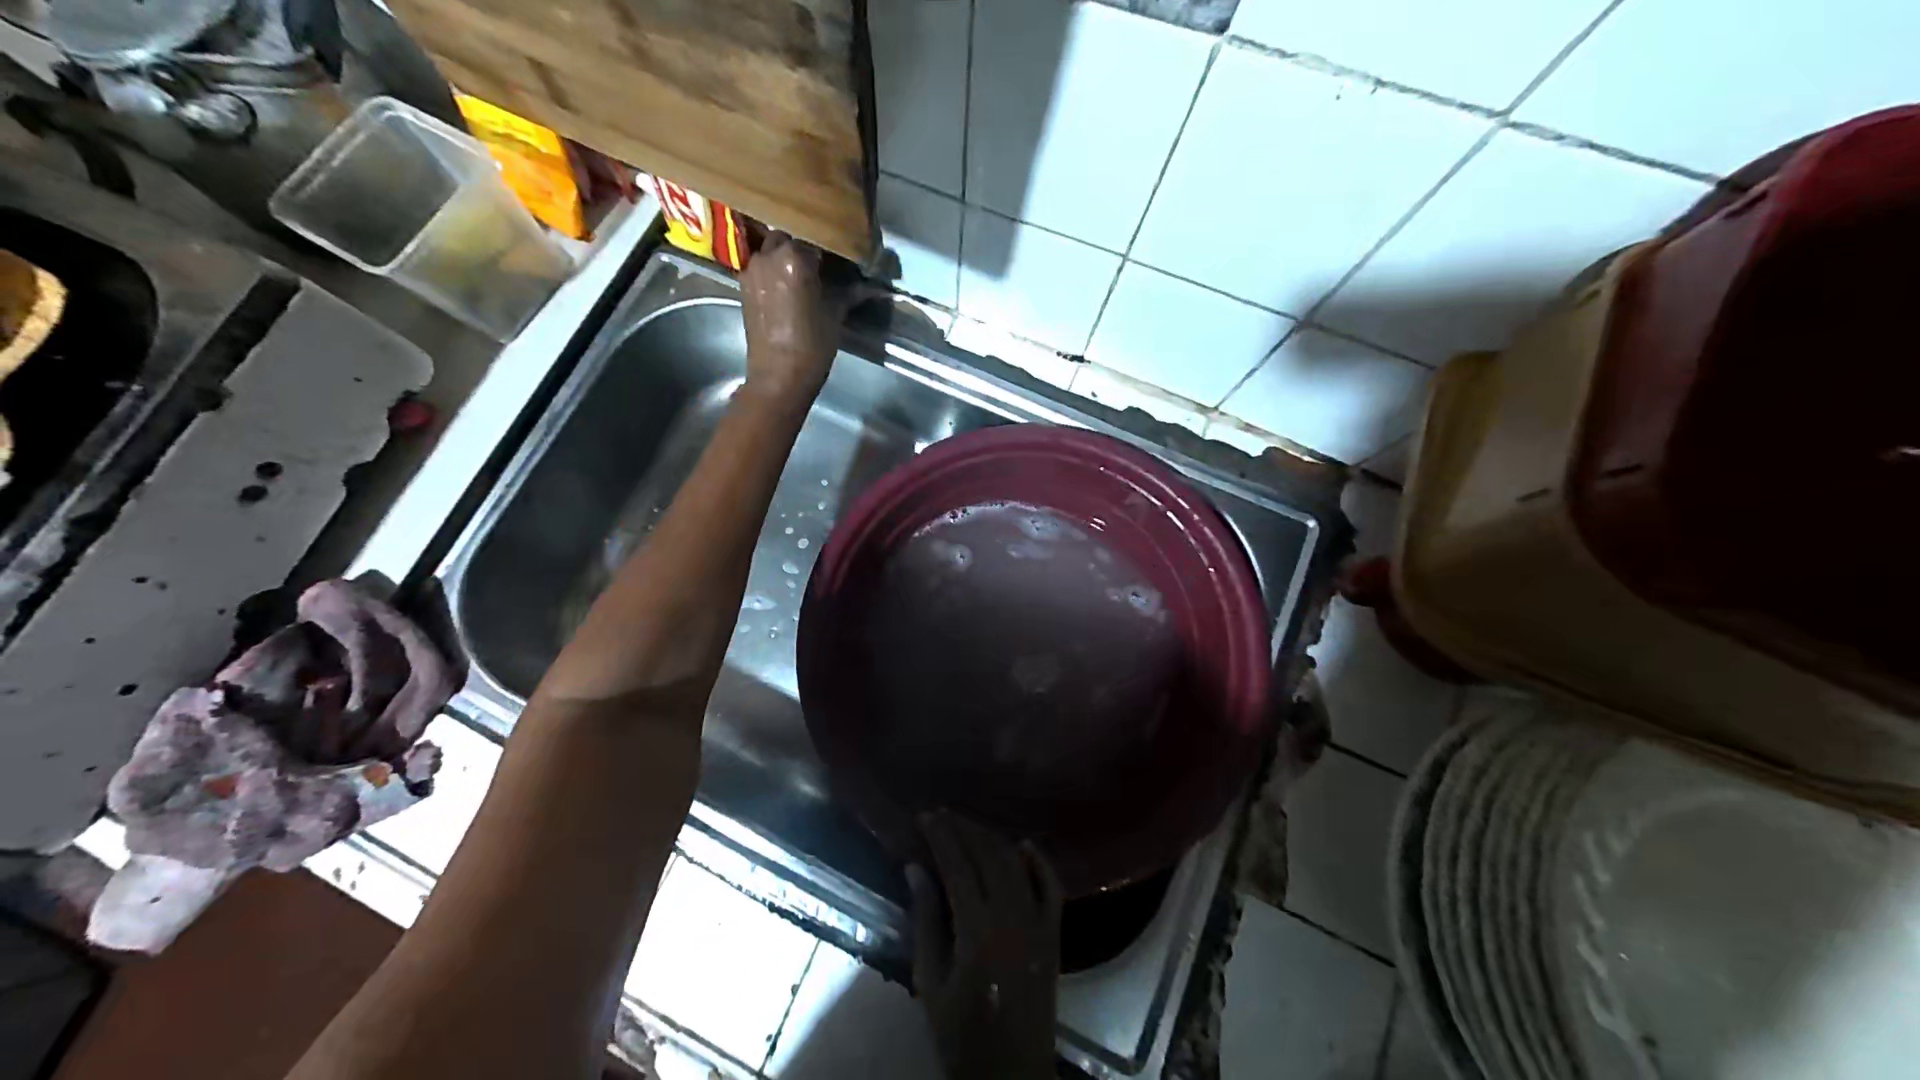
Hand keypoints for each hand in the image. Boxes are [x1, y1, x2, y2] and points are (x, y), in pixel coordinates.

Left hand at [739, 232, 842, 403]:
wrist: (779, 376)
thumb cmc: (812, 345)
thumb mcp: (835, 313)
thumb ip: (850, 291)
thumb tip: (872, 285)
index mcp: (794, 257)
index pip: (816, 237)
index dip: (830, 246)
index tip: (841, 256)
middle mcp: (769, 255)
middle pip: (788, 237)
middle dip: (804, 247)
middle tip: (821, 263)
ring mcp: (752, 269)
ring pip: (771, 249)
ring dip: (786, 256)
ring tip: (803, 274)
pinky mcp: (743, 285)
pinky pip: (761, 267)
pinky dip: (774, 270)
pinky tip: (787, 286)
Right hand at [909, 812, 1061, 1079]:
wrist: (1012, 1076)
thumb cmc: (961, 1036)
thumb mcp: (930, 983)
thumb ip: (925, 921)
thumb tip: (915, 868)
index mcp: (978, 931)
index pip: (958, 866)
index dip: (942, 836)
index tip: (925, 815)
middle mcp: (1013, 918)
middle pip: (988, 856)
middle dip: (964, 828)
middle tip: (941, 813)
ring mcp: (1039, 924)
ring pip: (1017, 864)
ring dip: (992, 838)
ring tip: (968, 824)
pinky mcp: (1055, 935)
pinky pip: (1052, 888)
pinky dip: (1040, 862)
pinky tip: (1024, 844)